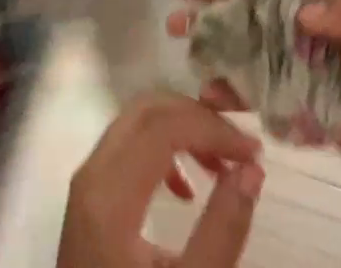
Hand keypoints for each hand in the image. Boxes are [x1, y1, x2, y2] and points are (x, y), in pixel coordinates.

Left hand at [57, 92, 266, 267]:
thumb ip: (224, 229)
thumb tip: (252, 170)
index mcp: (110, 195)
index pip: (163, 127)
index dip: (213, 129)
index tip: (255, 152)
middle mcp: (91, 174)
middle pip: (145, 111)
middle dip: (198, 118)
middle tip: (241, 148)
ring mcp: (86, 182)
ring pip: (134, 123)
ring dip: (181, 130)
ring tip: (223, 166)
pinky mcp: (89, 195)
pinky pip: (126, 146)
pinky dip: (162, 149)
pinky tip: (187, 189)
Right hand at [162, 0, 340, 215]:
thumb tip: (300, 8)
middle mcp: (323, 32)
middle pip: (260, 9)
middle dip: (215, 1)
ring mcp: (314, 72)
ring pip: (255, 49)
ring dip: (218, 43)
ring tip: (179, 41)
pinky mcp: (312, 113)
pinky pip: (266, 96)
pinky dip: (237, 93)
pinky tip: (209, 95)